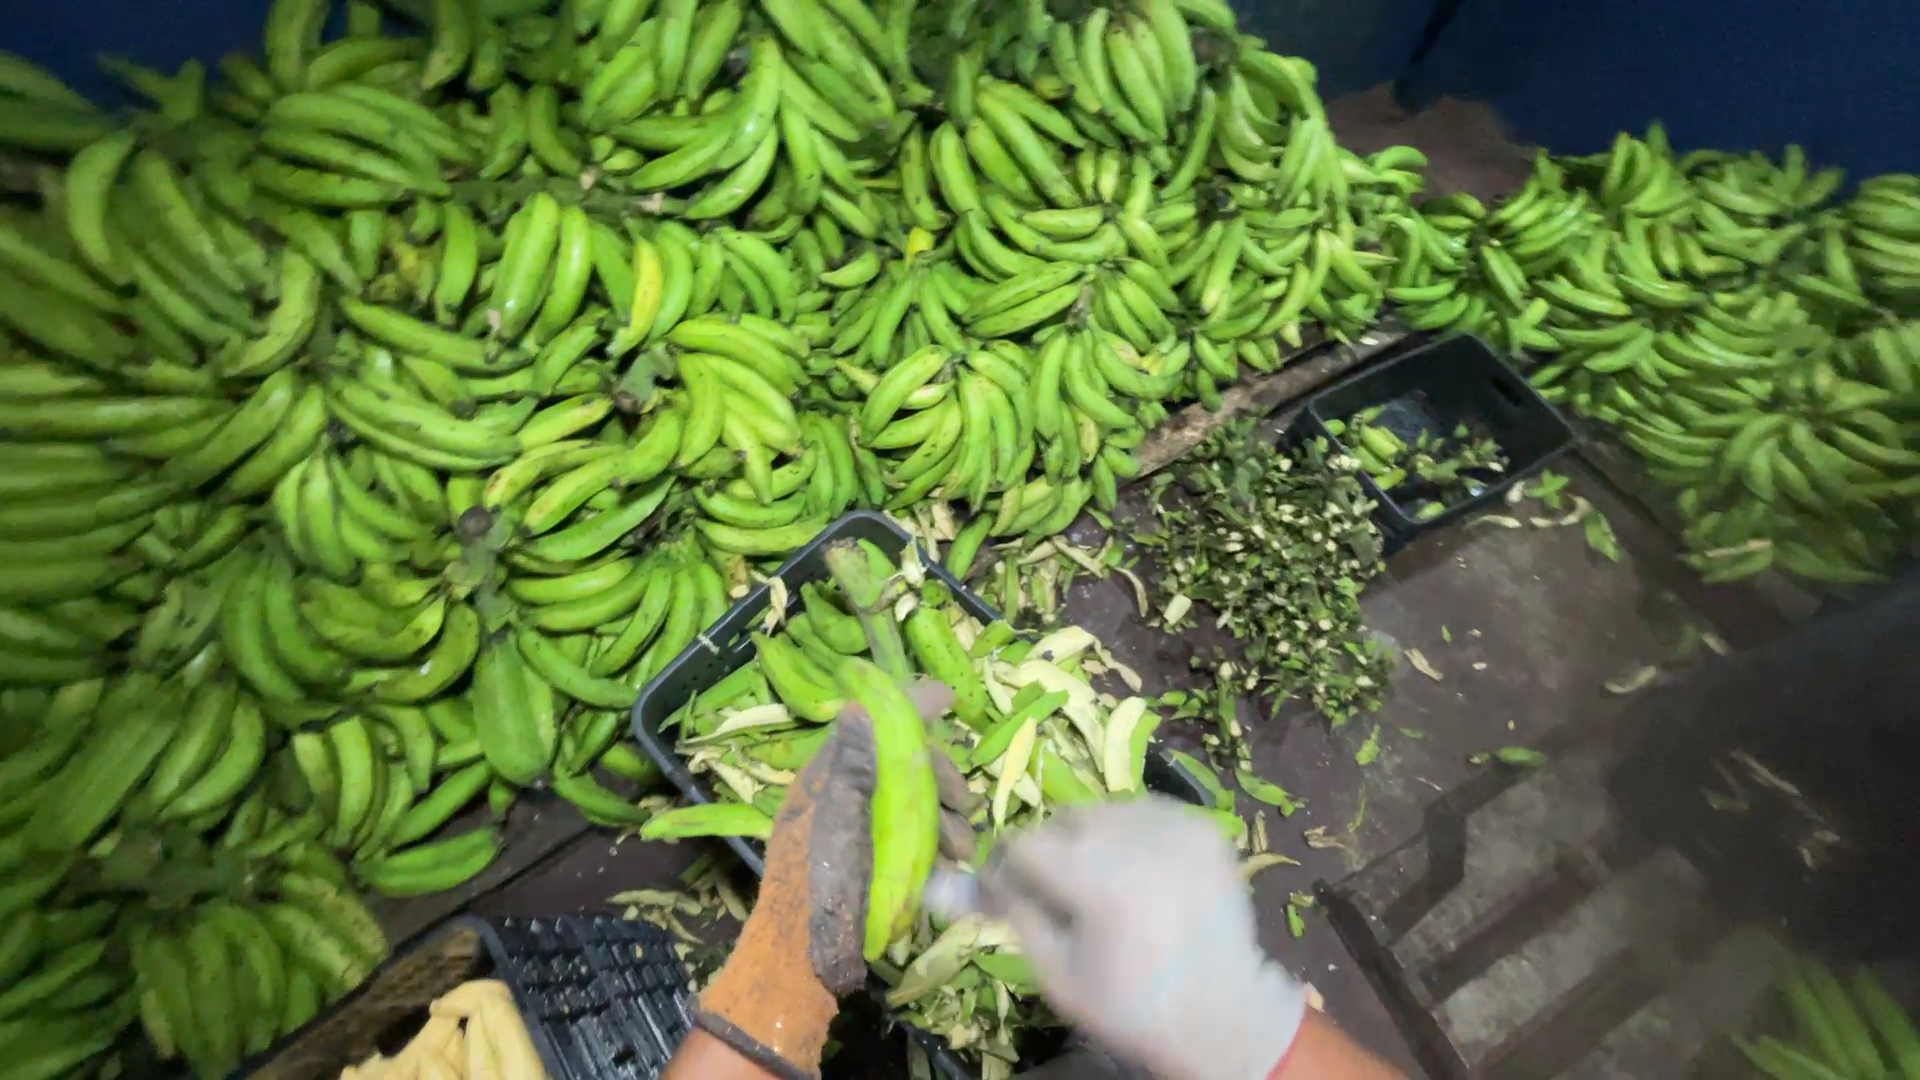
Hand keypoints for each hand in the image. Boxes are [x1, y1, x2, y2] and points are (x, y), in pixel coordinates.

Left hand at [691, 679, 953, 1079]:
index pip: (873, 720)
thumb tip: (860, 704)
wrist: (807, 959)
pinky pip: (919, 837)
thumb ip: (853, 762)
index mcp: (833, 772)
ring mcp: (866, 826)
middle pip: (906, 762)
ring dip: (949, 817)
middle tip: (965, 801)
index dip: (910, 705)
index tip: (948, 698)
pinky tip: (955, 865)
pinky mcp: (879, 858)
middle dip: (942, 775)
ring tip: (963, 848)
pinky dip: (941, 845)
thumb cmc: (819, 882)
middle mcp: (850, 791)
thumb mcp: (836, 817)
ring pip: (918, 801)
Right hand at [978, 798, 1310, 1079]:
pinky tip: (1144, 873)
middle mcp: (1136, 837)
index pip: (1024, 844)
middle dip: (1054, 853)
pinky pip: (1143, 811)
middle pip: (1062, 821)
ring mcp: (1176, 824)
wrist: (1227, 1016)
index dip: (1013, 868)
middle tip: (1067, 896)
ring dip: (1091, 838)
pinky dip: (1132, 834)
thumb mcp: (1057, 973)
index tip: (1015, 892)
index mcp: (1097, 879)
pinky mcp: (1202, 824)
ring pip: (1101, 811)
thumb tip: (937, 885)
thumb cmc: (1131, 1005)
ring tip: (1109, 885)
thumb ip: (1006, 914)